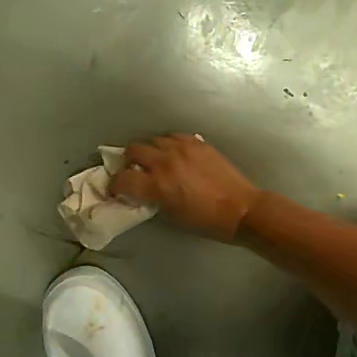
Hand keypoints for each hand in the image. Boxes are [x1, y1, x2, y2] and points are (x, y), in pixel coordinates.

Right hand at [110, 133, 263, 240]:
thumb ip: (153, 199)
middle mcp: (165, 162)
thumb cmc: (206, 221)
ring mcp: (182, 148)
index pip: (122, 179)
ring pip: (154, 140)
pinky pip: (174, 136)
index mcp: (157, 185)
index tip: (116, 188)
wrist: (240, 208)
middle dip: (129, 161)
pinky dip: (169, 144)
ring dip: (150, 150)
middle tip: (134, 170)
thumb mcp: (172, 215)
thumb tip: (143, 191)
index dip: (115, 185)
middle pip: (133, 150)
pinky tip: (175, 153)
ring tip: (156, 160)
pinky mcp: (197, 142)